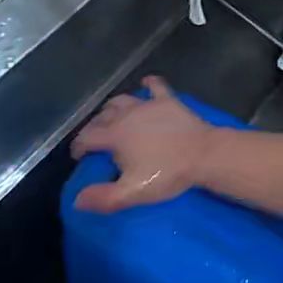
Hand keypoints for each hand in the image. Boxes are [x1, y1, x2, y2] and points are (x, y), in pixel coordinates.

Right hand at [69, 76, 221, 212]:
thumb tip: (78, 200)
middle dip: (93, 128)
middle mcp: (126, 115)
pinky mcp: (168, 100)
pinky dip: (148, 84)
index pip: (87, 137)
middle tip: (94, 140)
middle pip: (101, 117)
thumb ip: (104, 198)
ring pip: (122, 100)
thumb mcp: (134, 192)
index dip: (78, 147)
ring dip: (112, 108)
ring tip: (111, 116)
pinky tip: (146, 82)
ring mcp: (147, 105)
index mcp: (114, 135)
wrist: (204, 154)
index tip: (79, 156)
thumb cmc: (168, 173)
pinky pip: (155, 87)